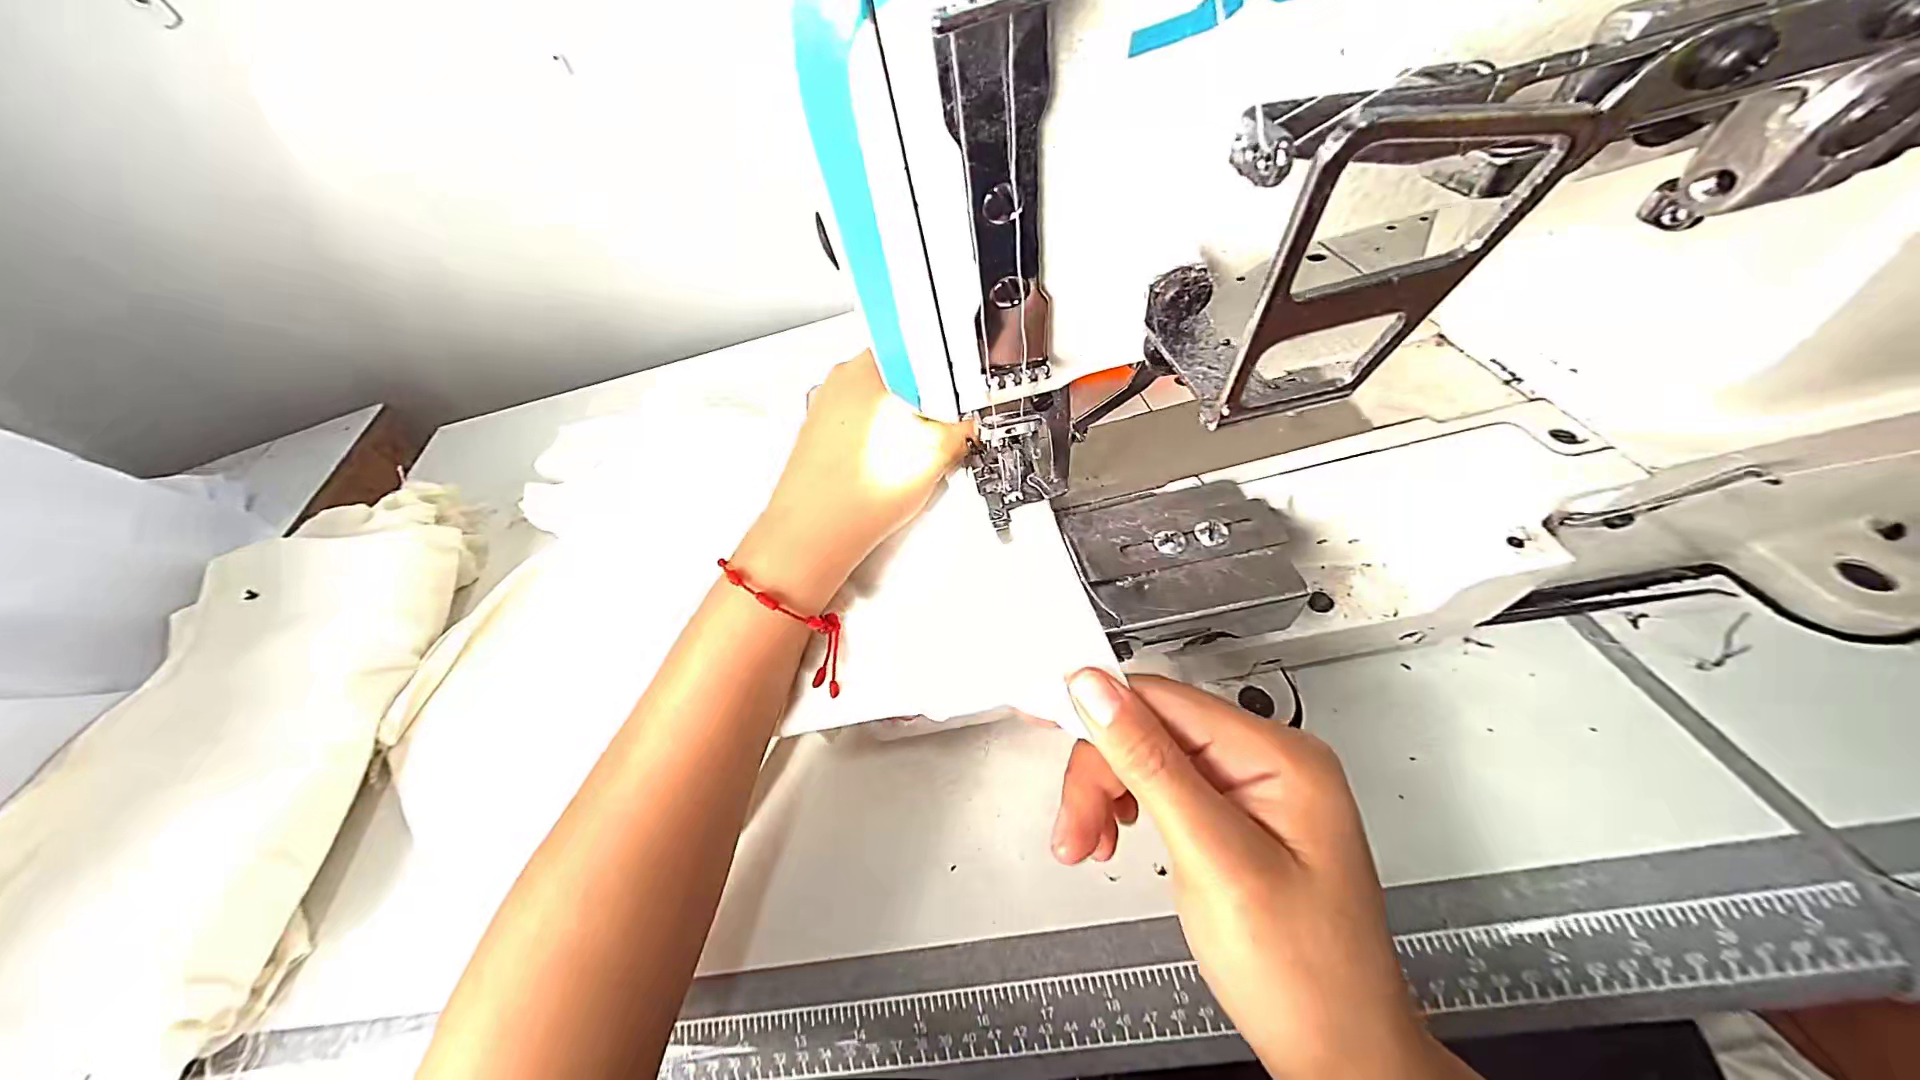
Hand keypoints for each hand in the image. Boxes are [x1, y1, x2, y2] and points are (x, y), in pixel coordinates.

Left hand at [733, 352, 971, 608]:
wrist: (814, 535)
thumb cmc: (858, 497)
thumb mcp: (934, 455)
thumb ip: (962, 425)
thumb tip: (970, 418)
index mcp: (868, 368)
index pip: (921, 345)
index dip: (950, 370)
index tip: (962, 391)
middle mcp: (841, 379)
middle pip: (903, 374)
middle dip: (927, 401)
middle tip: (940, 431)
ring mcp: (826, 404)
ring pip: (882, 400)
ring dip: (904, 421)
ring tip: (909, 456)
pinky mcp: (821, 431)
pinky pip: (863, 422)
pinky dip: (881, 438)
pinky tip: (887, 466)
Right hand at [1056, 672, 1478, 1079]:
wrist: (1337, 1056)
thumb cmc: (1304, 976)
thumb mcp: (1213, 859)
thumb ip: (1149, 764)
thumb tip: (1097, 691)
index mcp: (1279, 756)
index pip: (1163, 699)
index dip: (1101, 715)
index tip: (1053, 730)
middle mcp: (1266, 760)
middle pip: (1150, 728)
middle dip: (1101, 773)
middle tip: (1076, 825)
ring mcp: (1249, 786)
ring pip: (1146, 755)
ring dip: (1106, 794)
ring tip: (1088, 841)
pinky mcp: (1229, 811)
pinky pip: (1159, 784)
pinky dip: (1124, 808)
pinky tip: (1114, 835)